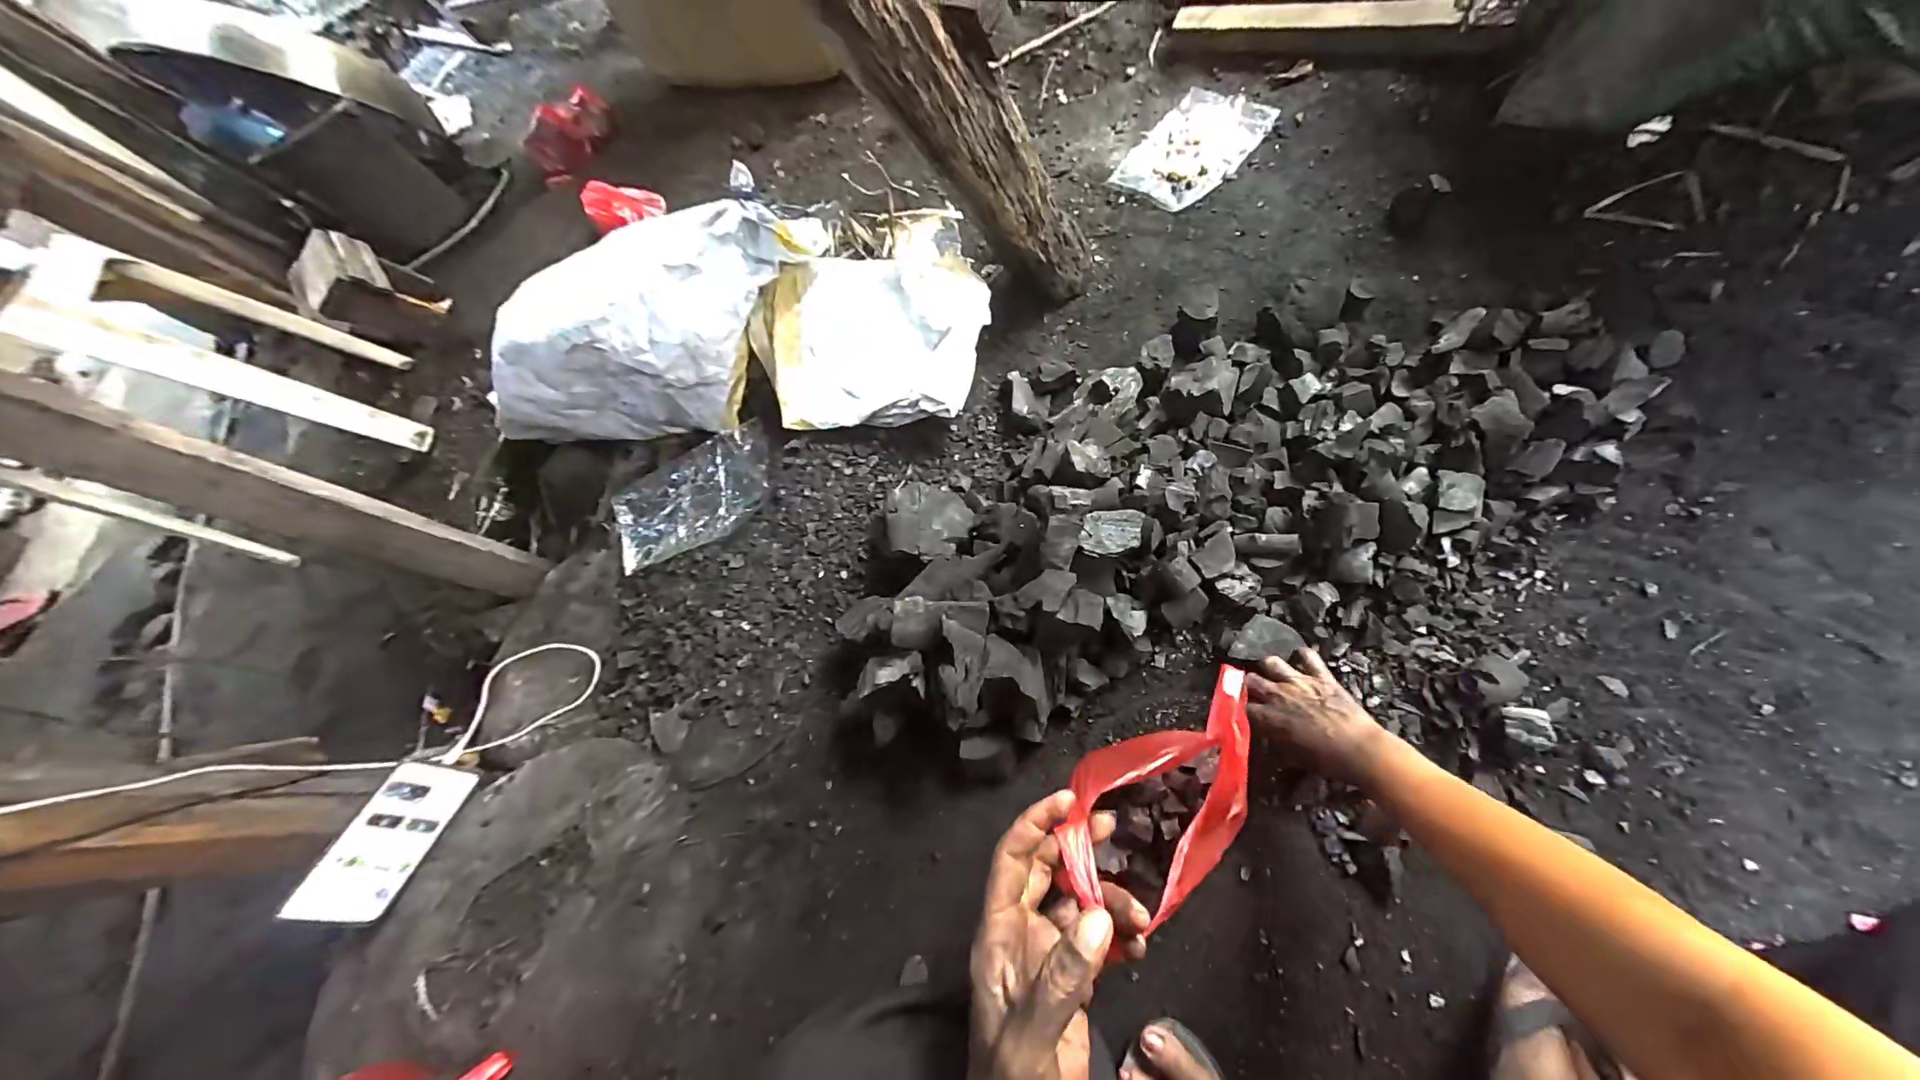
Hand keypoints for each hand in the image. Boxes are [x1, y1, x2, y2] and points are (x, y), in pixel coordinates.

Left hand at [970, 791, 1150, 1079]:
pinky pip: (1098, 938)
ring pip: (1079, 902)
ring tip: (1141, 919)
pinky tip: (1139, 947)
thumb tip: (1099, 917)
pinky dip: (1120, 935)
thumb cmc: (1012, 1076)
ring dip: (1111, 900)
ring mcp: (1048, 952)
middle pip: (1047, 869)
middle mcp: (1022, 931)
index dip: (1036, 823)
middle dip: (1077, 845)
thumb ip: (1062, 976)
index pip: (1012, 859)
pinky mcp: (1072, 976)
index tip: (1068, 800)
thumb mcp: (1032, 1031)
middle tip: (1111, 827)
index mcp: (999, 932)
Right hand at [1246, 648, 1384, 782]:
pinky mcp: (1321, 676)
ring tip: (1275, 675)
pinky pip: (1307, 656)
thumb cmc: (1326, 760)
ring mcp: (1299, 682)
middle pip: (1250, 680)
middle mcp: (1278, 695)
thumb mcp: (1293, 758)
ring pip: (1271, 662)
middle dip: (1249, 685)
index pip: (1243, 708)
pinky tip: (1302, 662)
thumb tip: (1267, 742)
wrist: (1360, 750)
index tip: (1244, 712)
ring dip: (1270, 668)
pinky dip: (1303, 656)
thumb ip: (1275, 745)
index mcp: (1269, 717)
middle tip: (1255, 691)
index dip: (1240, 709)